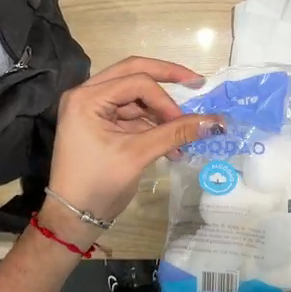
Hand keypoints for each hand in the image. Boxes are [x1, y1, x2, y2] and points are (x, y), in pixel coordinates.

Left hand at [43, 56, 219, 243]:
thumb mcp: (138, 155)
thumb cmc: (98, 183)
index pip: (136, 81)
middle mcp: (85, 95)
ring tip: (183, 135)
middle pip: (133, 74)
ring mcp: (91, 109)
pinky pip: (130, 114)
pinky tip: (171, 143)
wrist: (73, 217)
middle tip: (196, 82)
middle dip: (166, 80)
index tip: (184, 122)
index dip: (165, 99)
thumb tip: (217, 122)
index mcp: (86, 98)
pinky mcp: (99, 124)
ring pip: (134, 96)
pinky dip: (151, 125)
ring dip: (160, 112)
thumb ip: (175, 133)